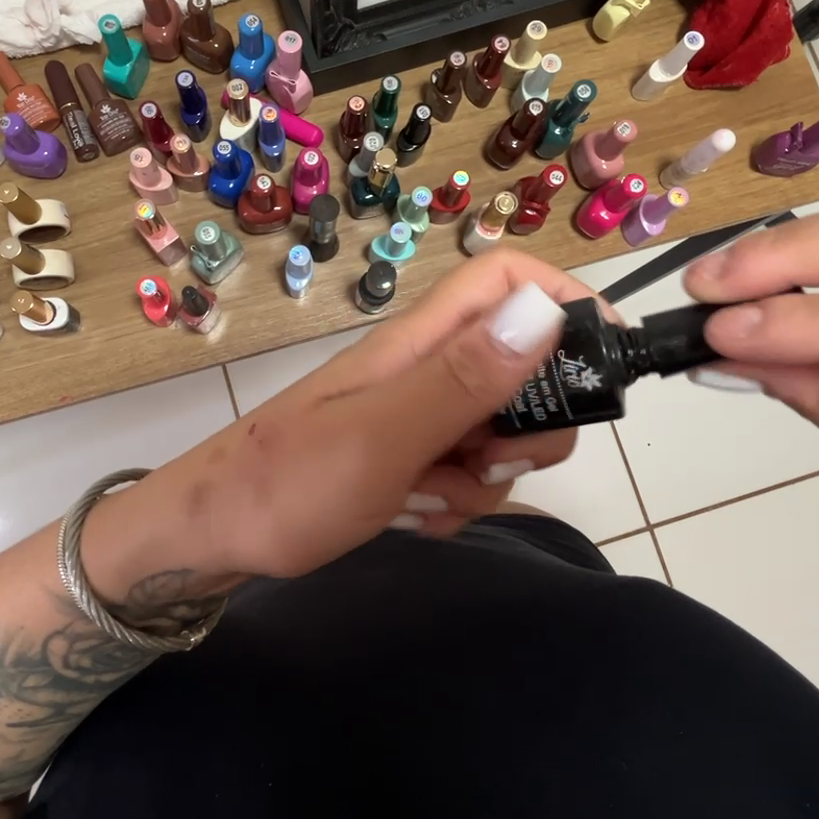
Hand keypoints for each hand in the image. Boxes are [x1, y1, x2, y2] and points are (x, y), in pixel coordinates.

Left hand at [137, 249, 594, 581]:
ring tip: (427, 498)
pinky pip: (464, 470)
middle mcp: (422, 369)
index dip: (563, 301)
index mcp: (418, 345)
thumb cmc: (286, 485)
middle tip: (492, 461)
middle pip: (521, 365)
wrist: (214, 536)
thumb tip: (544, 310)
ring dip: (486, 476)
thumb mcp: (381, 436)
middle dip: (531, 423)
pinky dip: (454, 498)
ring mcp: (413, 413)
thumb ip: (462, 378)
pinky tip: (412, 516)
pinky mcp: (404, 454)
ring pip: (497, 429)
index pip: (505, 281)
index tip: (604, 361)